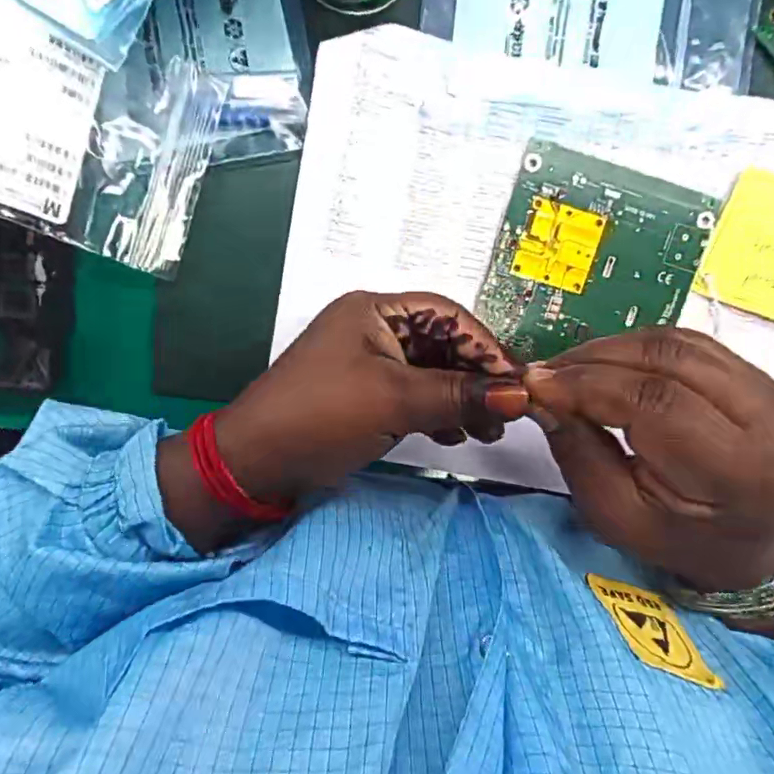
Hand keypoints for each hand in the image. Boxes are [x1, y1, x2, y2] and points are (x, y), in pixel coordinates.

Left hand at [160, 291, 529, 548]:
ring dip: (458, 400)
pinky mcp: (362, 398)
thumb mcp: (393, 400)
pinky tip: (452, 434)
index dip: (486, 347)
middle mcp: (371, 331)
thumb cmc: (319, 417)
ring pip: (429, 374)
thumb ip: (456, 394)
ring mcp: (366, 366)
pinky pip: (412, 397)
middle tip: (504, 413)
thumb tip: (518, 394)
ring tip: (483, 431)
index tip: (517, 383)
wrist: (255, 462)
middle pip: (441, 345)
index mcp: (373, 311)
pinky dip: (435, 413)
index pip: (448, 316)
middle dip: (474, 378)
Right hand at [523, 328, 773, 593]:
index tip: (537, 384)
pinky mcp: (767, 380)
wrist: (747, 548)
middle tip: (545, 374)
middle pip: (670, 360)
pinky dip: (640, 349)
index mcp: (736, 470)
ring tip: (568, 369)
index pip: (655, 401)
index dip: (588, 384)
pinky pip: (695, 347)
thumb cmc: (677, 542)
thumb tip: (541, 398)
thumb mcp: (615, 517)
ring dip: (614, 349)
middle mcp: (771, 421)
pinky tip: (606, 365)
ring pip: (681, 344)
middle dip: (595, 360)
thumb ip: (579, 454)